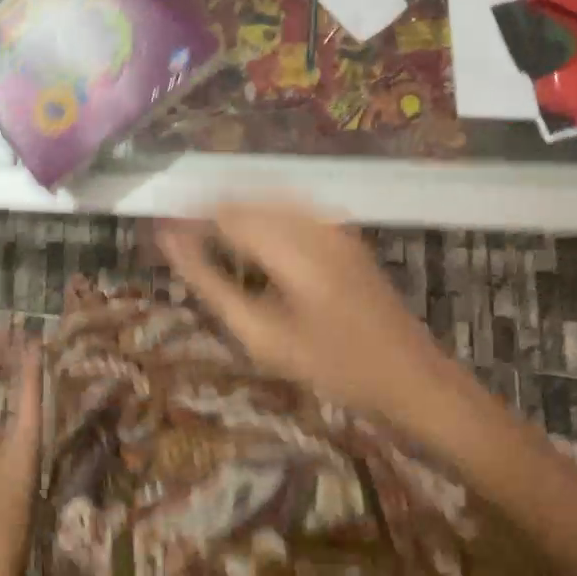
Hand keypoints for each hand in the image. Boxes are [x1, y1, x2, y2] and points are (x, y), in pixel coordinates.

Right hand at [156, 201, 465, 420]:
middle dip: (206, 211)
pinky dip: (259, 213)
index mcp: (293, 247)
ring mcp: (333, 224)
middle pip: (243, 197)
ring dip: (232, 210)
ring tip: (206, 236)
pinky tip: (250, 239)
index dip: (187, 218)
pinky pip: (288, 205)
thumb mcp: (264, 336)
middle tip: (178, 238)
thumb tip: (169, 243)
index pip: (223, 213)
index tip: (161, 232)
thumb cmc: (336, 367)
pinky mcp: (342, 230)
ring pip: (264, 196)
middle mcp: (313, 223)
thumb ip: (211, 285)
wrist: (415, 379)